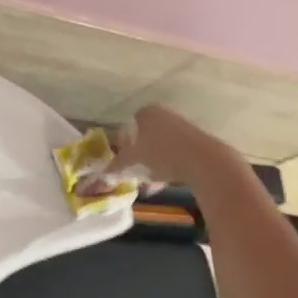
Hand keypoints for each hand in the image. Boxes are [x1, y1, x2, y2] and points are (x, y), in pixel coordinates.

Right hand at [92, 105, 238, 189]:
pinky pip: (175, 154)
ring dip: (152, 166)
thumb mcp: (130, 163)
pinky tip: (164, 184)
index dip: (121, 146)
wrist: (203, 161)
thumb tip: (94, 181)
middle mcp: (165, 115)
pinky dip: (168, 168)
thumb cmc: (160, 154)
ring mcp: (183, 127)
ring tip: (148, 185)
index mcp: (147, 112)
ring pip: (159, 148)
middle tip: (133, 174)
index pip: (127, 127)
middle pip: (144, 139)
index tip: (121, 163)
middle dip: (137, 158)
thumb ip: (112, 169)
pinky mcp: (197, 141)